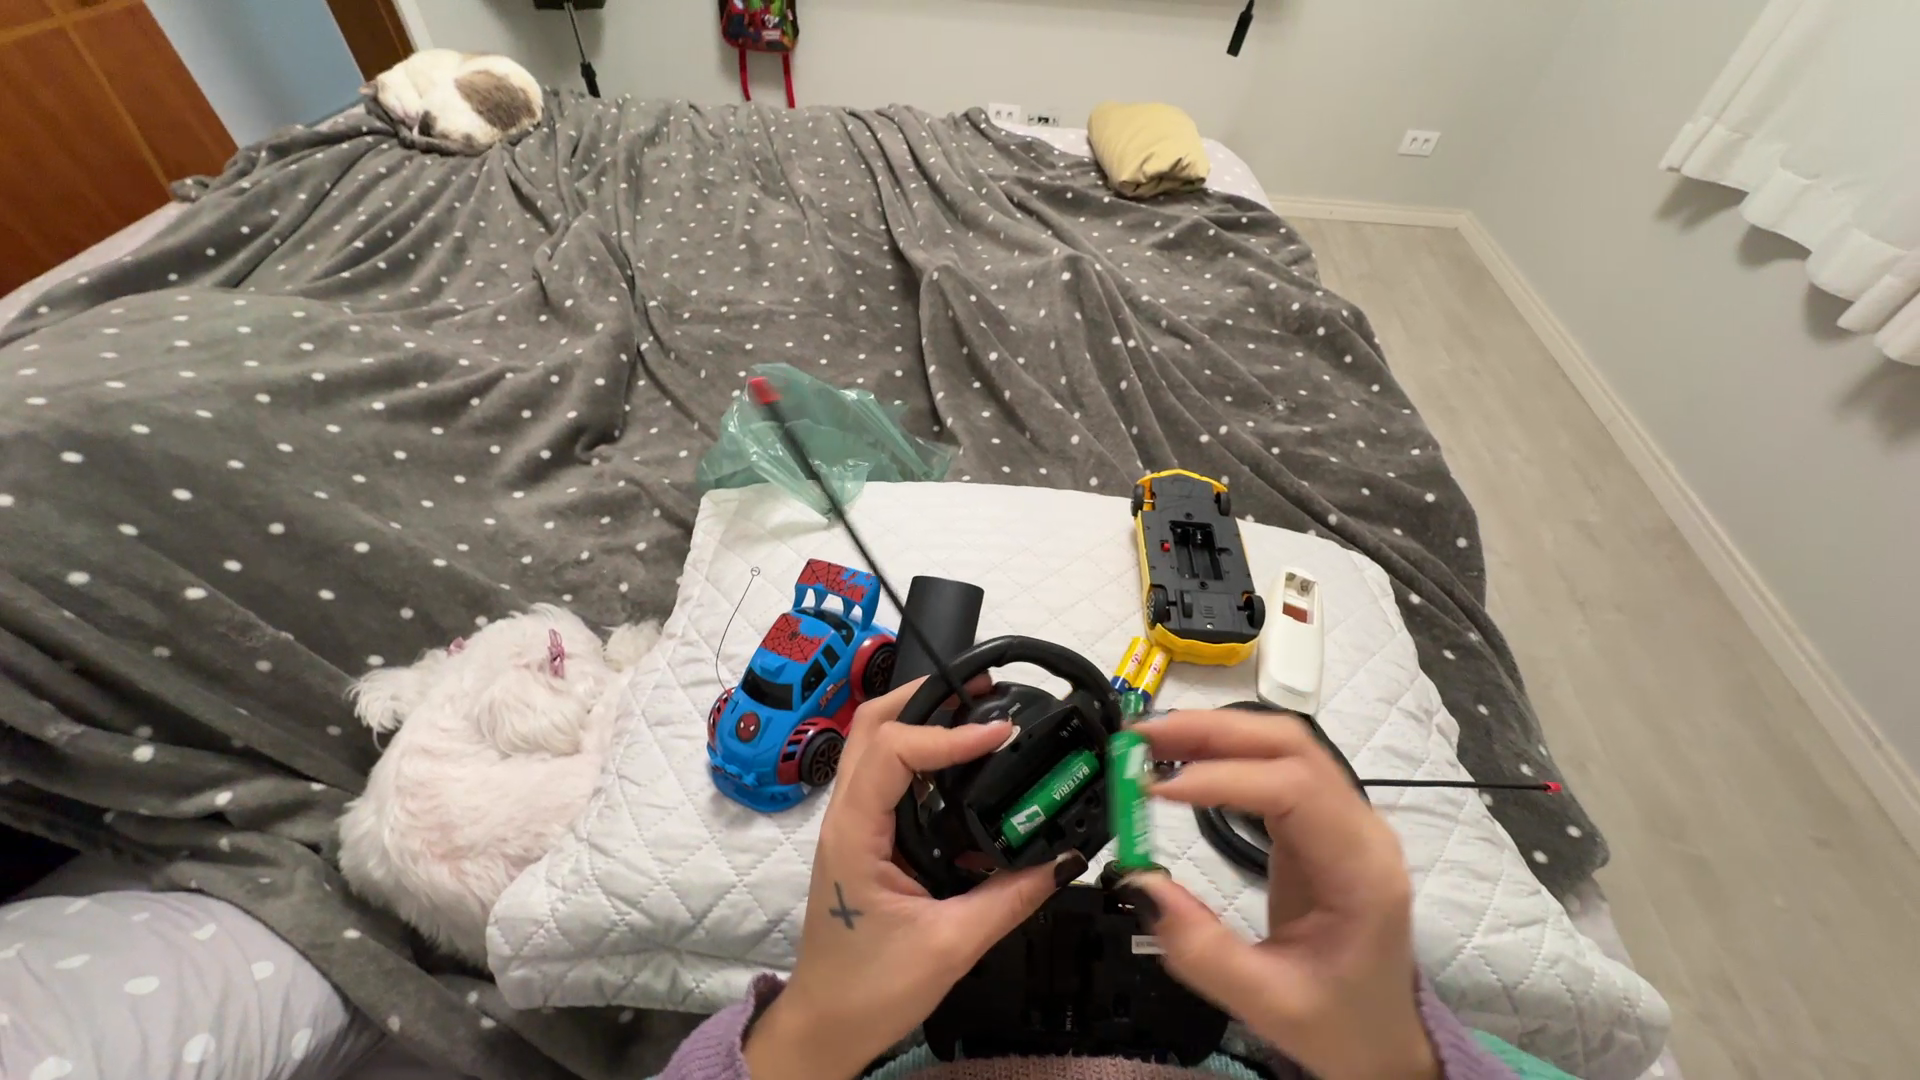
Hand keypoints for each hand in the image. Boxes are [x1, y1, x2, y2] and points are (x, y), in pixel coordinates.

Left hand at [744, 677, 1085, 1079]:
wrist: (825, 1025)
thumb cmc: (871, 989)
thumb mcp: (950, 946)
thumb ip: (1009, 898)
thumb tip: (1064, 858)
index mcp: (854, 832)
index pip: (894, 750)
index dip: (949, 734)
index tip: (1002, 733)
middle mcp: (846, 813)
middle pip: (872, 724)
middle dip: (924, 696)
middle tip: (981, 691)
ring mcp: (851, 820)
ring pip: (874, 741)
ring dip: (920, 716)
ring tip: (975, 712)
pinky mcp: (864, 833)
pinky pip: (886, 771)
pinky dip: (920, 749)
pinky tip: (959, 762)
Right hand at [1122, 710, 1438, 1079]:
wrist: (1386, 1039)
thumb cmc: (1340, 1025)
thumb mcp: (1269, 1004)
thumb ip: (1202, 949)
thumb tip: (1138, 882)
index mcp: (1361, 872)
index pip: (1295, 790)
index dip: (1222, 778)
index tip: (1155, 789)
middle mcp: (1359, 828)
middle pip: (1289, 745)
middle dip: (1210, 731)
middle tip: (1140, 739)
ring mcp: (1342, 816)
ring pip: (1280, 742)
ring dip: (1212, 732)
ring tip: (1148, 740)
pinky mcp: (1318, 818)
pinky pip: (1273, 763)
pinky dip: (1222, 749)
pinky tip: (1181, 756)